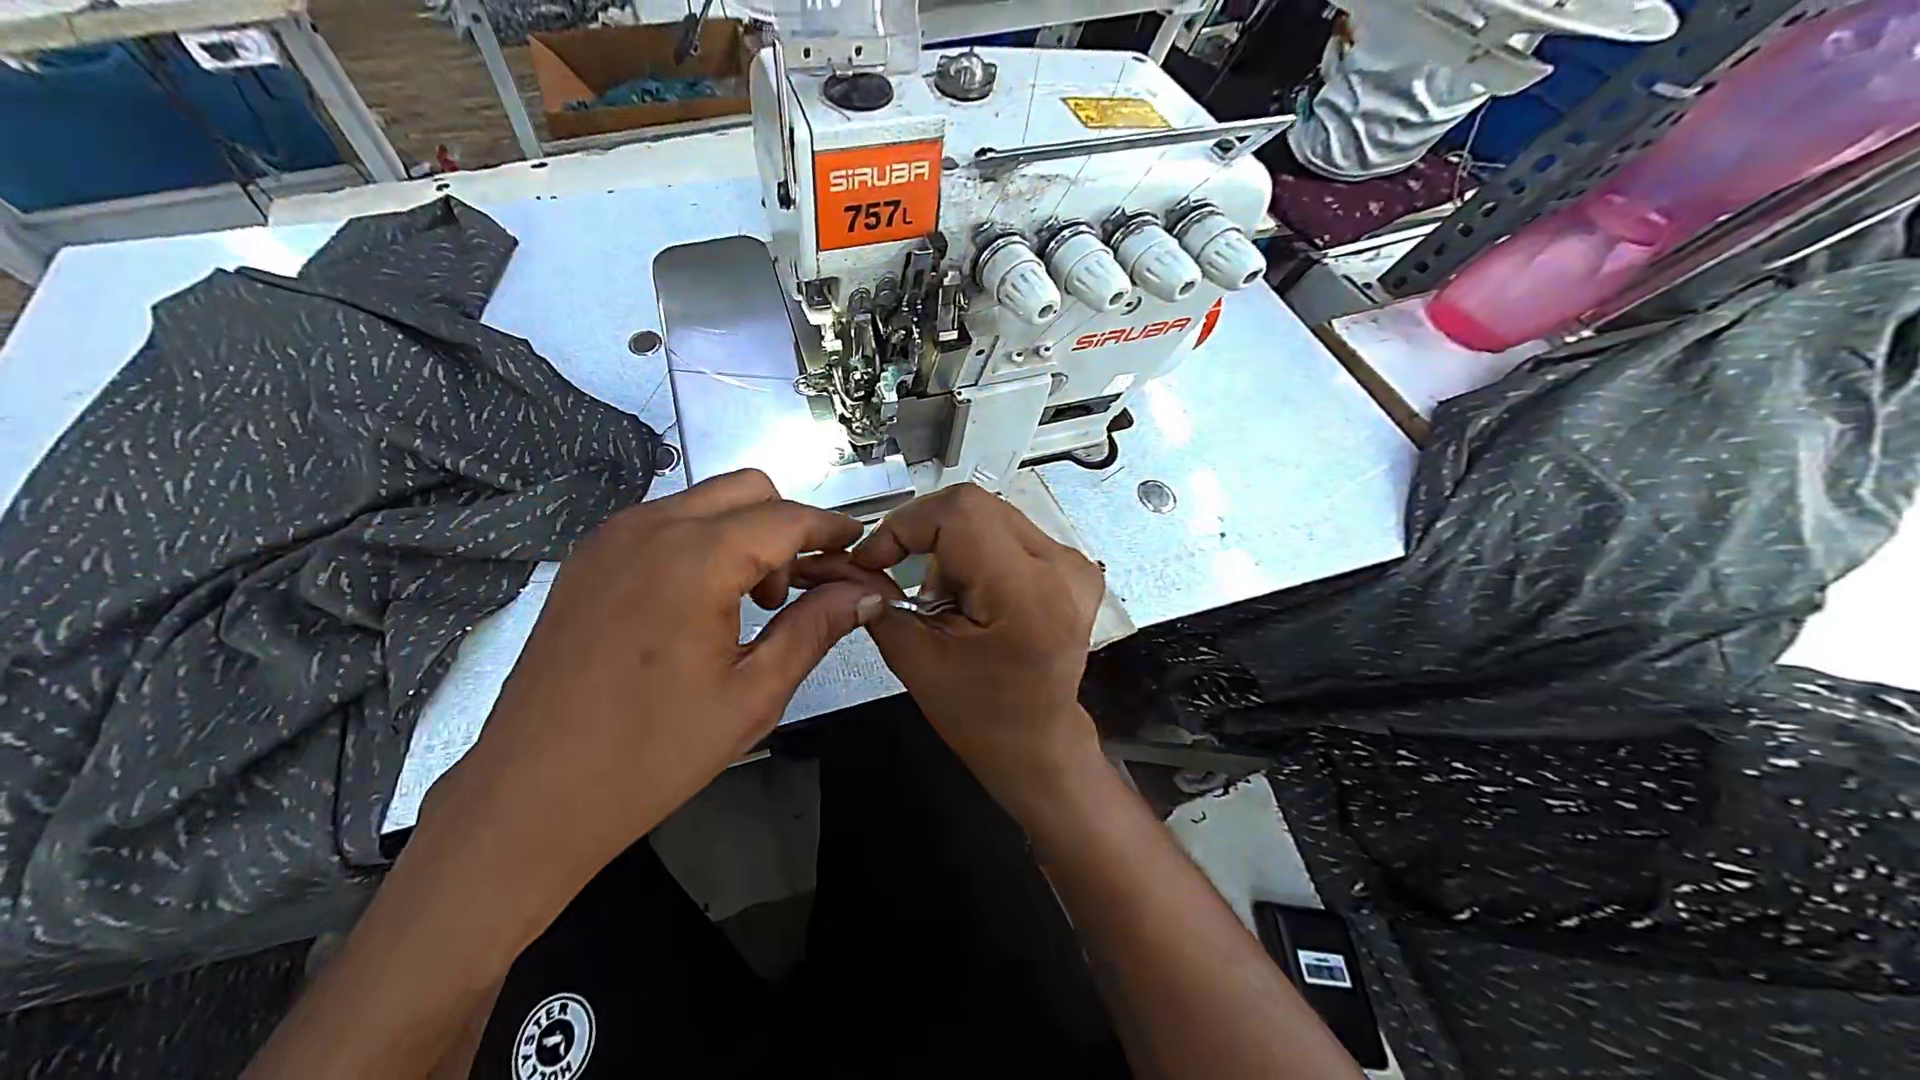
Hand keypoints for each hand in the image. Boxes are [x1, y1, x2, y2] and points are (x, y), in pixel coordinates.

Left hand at [432, 469, 883, 879]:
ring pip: (704, 501)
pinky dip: (701, 541)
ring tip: (748, 603)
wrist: (530, 796)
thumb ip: (815, 629)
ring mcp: (609, 538)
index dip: (831, 530)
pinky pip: (664, 522)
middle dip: (788, 526)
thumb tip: (866, 594)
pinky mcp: (587, 559)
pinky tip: (700, 603)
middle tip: (798, 589)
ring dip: (745, 533)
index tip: (857, 549)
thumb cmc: (651, 754)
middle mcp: (649, 529)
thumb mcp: (753, 695)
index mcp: (694, 560)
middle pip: (747, 490)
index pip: (786, 518)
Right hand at [850, 483, 1106, 814]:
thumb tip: (852, 565)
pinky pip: (1007, 531)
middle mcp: (1063, 569)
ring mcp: (1073, 564)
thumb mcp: (918, 663)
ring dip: (951, 547)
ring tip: (947, 600)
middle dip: (925, 536)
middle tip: (909, 583)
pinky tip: (972, 596)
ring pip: (988, 514)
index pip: (959, 513)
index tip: (877, 558)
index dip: (905, 526)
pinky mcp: (1071, 565)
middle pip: (974, 506)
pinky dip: (975, 553)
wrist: (1038, 742)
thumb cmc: (987, 719)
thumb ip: (879, 605)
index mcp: (1030, 595)